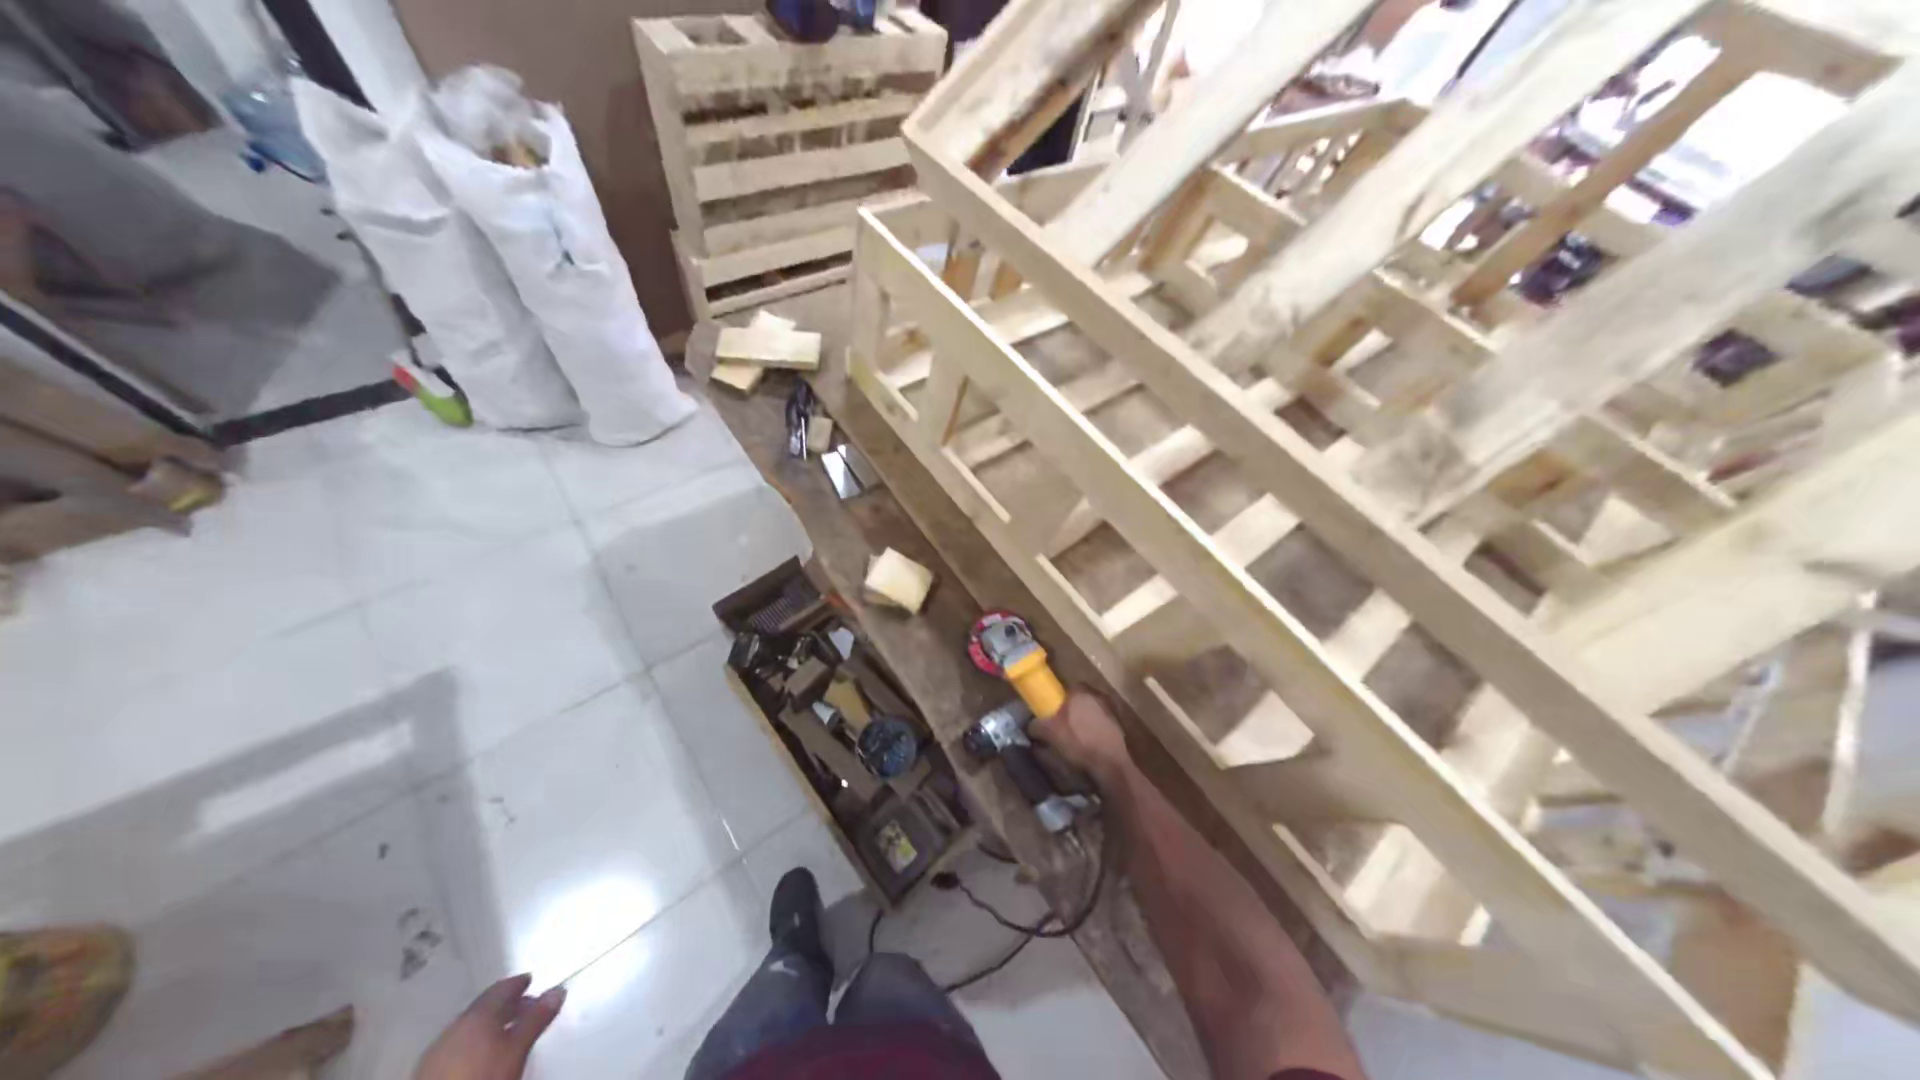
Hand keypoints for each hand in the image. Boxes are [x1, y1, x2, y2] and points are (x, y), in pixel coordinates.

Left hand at [416, 974, 564, 1079]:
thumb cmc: (485, 1078)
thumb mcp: (517, 1049)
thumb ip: (537, 1019)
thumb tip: (558, 990)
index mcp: (478, 1015)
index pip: (500, 989)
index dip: (518, 983)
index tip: (531, 981)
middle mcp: (455, 1026)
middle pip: (484, 1006)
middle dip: (507, 1004)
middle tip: (528, 1008)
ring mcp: (437, 1049)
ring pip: (469, 1026)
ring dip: (490, 1023)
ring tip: (508, 1033)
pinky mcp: (428, 1071)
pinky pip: (457, 1044)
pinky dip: (474, 1040)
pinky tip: (482, 1054)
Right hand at [1033, 690, 1132, 784]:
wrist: (1110, 763)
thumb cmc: (1078, 741)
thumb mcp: (1049, 733)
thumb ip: (1037, 726)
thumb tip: (1031, 725)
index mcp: (1080, 691)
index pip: (1065, 689)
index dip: (1056, 701)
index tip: (1051, 713)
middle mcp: (1097, 695)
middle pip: (1079, 700)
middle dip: (1070, 711)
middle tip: (1060, 726)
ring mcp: (1111, 709)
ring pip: (1091, 711)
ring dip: (1083, 721)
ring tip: (1074, 738)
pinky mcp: (1119, 725)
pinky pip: (1101, 723)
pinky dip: (1094, 731)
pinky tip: (1088, 744)